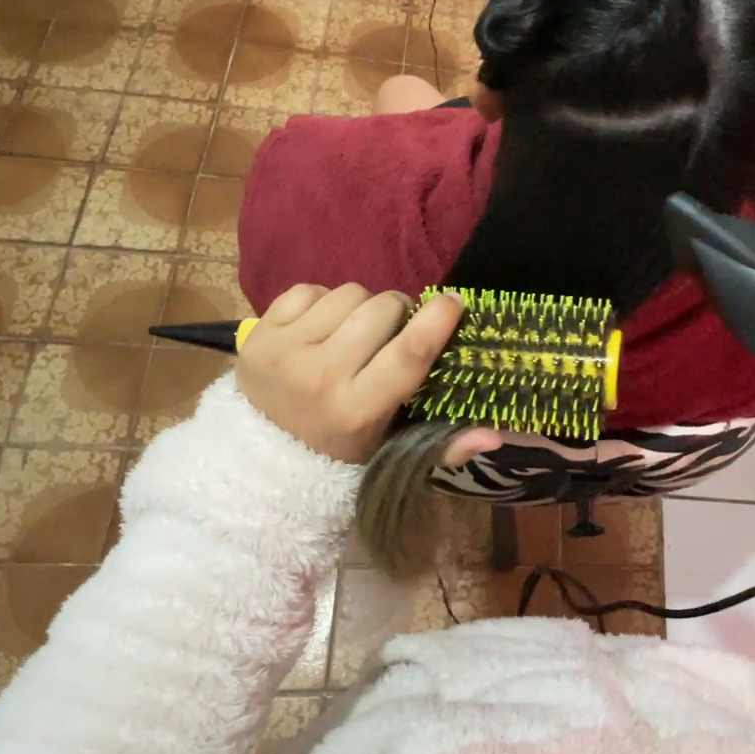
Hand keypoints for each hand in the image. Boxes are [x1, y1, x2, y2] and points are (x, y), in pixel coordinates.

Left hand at [235, 284, 502, 464]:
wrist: (257, 464)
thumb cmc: (338, 458)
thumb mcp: (392, 456)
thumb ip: (445, 447)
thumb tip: (497, 436)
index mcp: (358, 411)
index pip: (409, 352)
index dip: (438, 319)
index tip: (455, 303)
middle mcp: (320, 377)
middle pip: (382, 308)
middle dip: (399, 312)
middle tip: (395, 332)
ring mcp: (284, 351)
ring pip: (348, 293)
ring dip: (362, 306)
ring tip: (356, 332)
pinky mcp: (257, 334)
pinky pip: (307, 290)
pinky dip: (323, 302)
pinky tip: (322, 328)